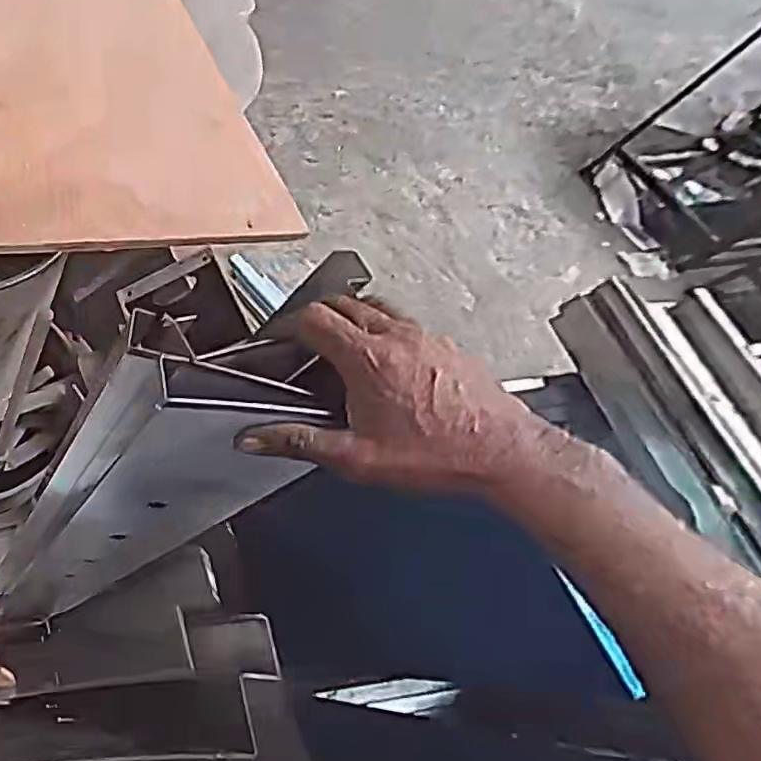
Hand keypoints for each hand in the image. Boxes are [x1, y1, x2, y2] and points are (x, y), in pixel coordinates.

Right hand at [235, 295, 563, 494]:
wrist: (505, 454)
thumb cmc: (440, 454)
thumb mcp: (356, 457)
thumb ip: (299, 442)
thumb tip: (256, 439)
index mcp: (368, 360)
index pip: (315, 318)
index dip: (291, 326)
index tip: (284, 340)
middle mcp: (397, 338)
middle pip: (344, 303)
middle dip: (318, 318)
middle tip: (306, 342)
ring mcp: (426, 337)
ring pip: (377, 308)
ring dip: (352, 319)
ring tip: (342, 347)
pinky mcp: (447, 345)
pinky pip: (405, 323)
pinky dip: (384, 330)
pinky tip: (385, 363)